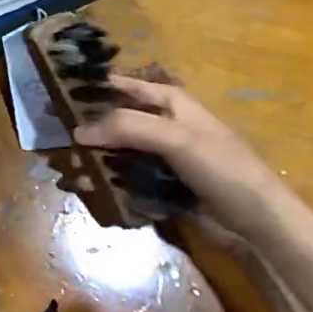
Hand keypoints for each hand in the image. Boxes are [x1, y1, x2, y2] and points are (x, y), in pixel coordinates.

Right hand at [73, 77, 288, 236]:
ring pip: (115, 150)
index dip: (91, 86)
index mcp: (169, 101)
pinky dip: (106, 181)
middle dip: (85, 128)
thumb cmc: (222, 168)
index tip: (54, 93)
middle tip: (53, 137)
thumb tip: (76, 131)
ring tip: (68, 169)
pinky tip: (87, 187)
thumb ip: (126, 127)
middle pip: (113, 119)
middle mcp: (161, 123)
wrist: (259, 225)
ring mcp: (160, 156)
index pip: (121, 86)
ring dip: (92, 158)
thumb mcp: (175, 137)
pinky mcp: (159, 184)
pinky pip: (124, 177)